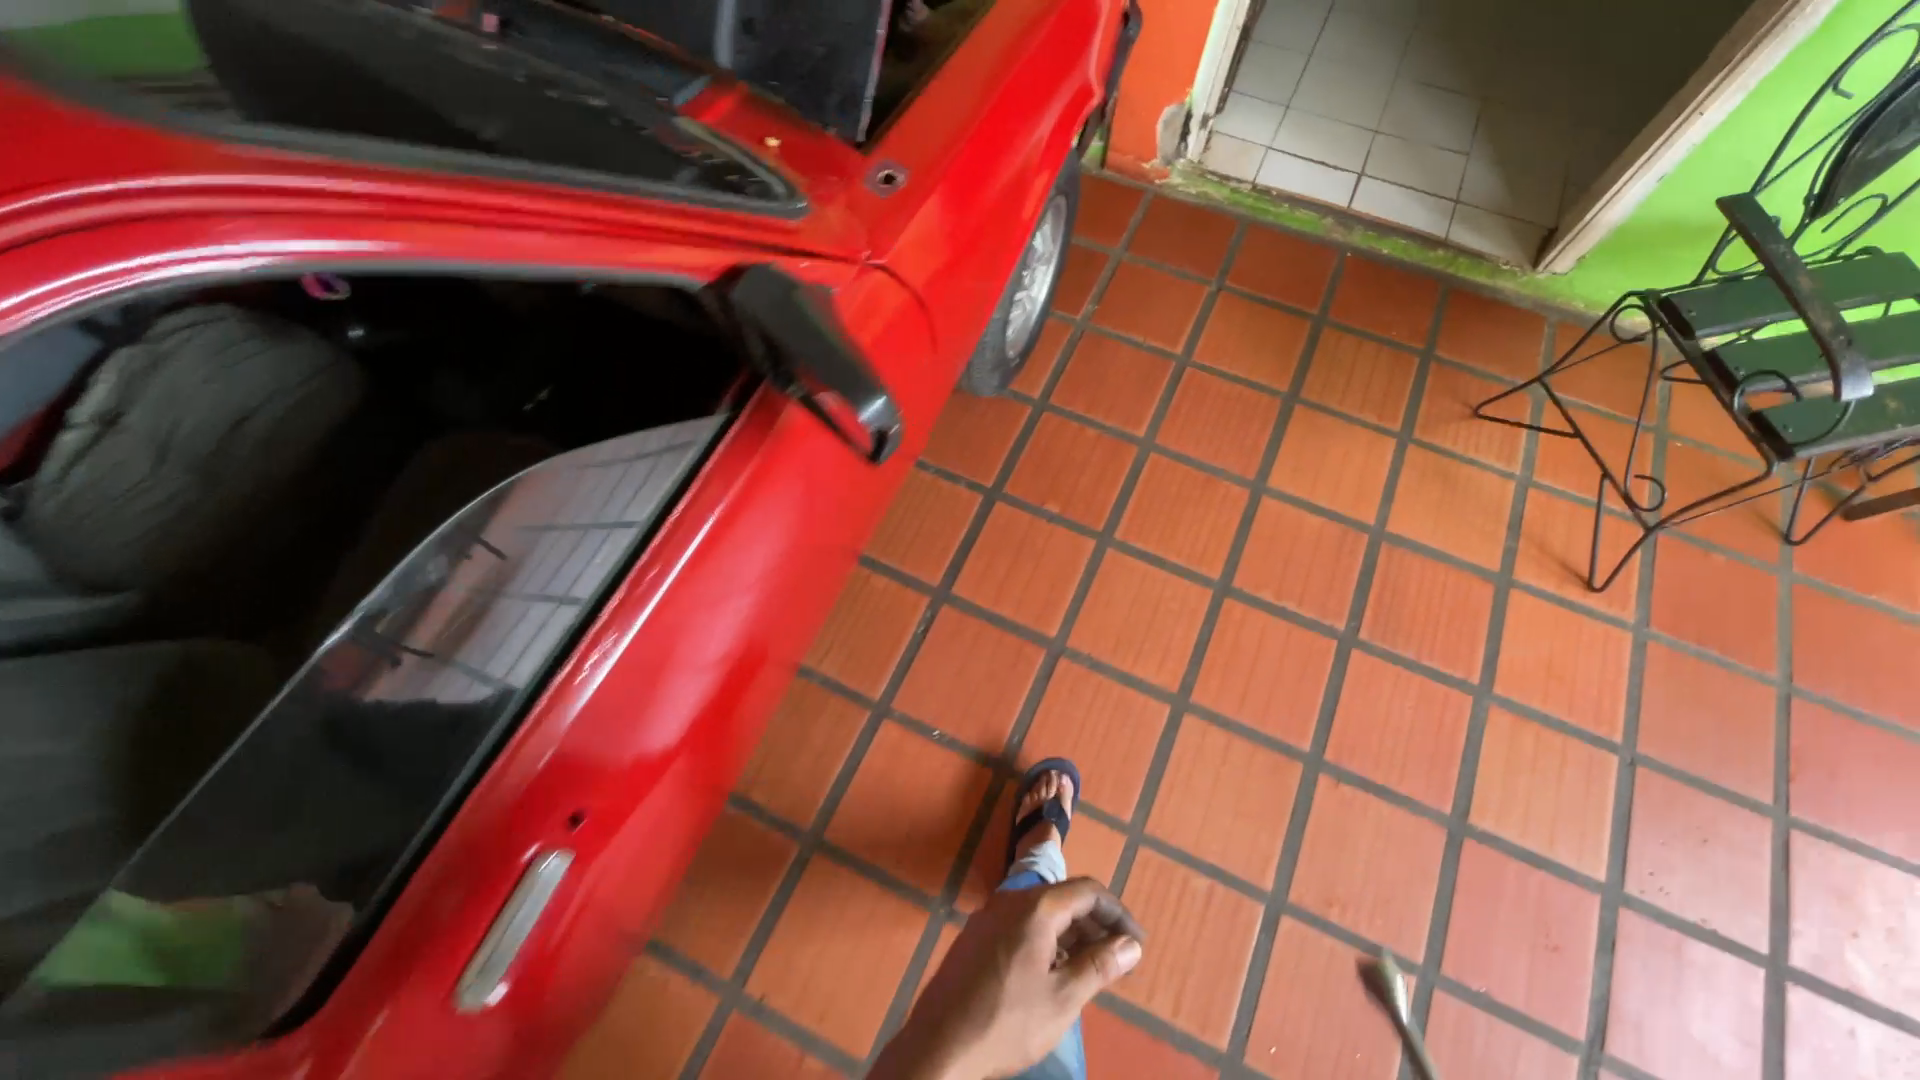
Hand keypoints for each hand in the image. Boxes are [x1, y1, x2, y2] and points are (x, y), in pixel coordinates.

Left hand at [871, 878, 1144, 1079]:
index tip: (1136, 944)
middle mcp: (1009, 901)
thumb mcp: (1063, 999)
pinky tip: (1052, 974)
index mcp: (1034, 908)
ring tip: (1089, 970)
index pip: (1088, 891)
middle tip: (1118, 960)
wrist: (939, 1047)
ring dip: (1071, 935)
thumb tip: (1130, 944)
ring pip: (1040, 913)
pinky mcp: (974, 939)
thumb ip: (1099, 965)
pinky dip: (1045, 941)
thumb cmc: (1007, 1022)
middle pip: (1063, 898)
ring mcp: (987, 918)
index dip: (1118, 914)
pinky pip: (1020, 926)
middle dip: (1095, 924)